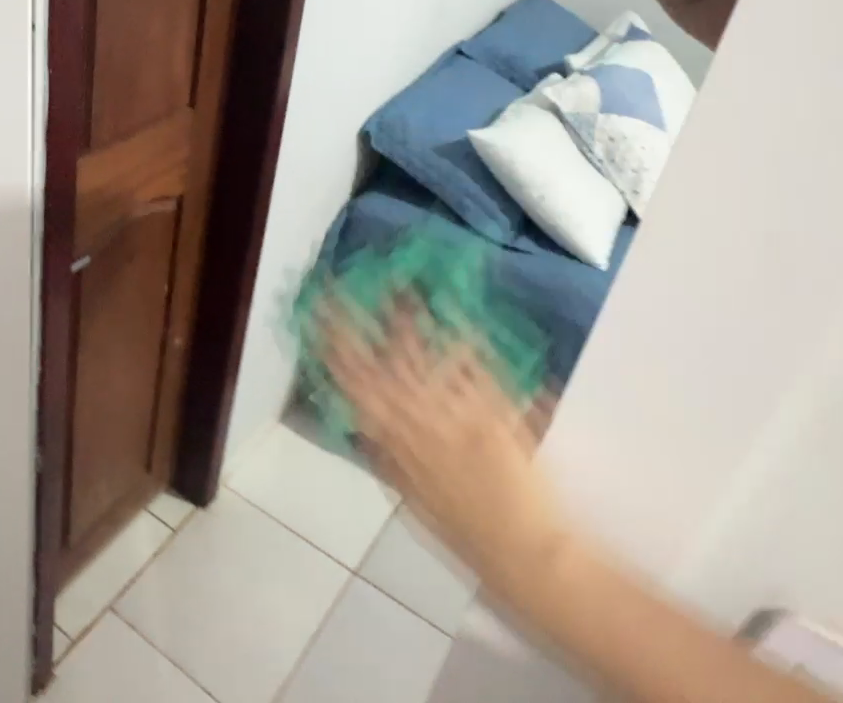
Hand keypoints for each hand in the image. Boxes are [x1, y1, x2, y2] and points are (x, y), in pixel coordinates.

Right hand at [323, 305, 568, 597]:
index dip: (333, 353)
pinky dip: (463, 341)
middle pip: (379, 366)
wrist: (524, 552)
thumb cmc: (466, 531)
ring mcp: (455, 418)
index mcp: (395, 446)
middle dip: (356, 327)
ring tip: (397, 289)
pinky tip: (455, 316)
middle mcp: (418, 426)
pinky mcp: (493, 415)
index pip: (354, 389)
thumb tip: (365, 430)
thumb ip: (389, 462)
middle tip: (340, 292)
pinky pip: (473, 371)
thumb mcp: (413, 499)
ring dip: (406, 323)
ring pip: (422, 362)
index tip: (318, 322)